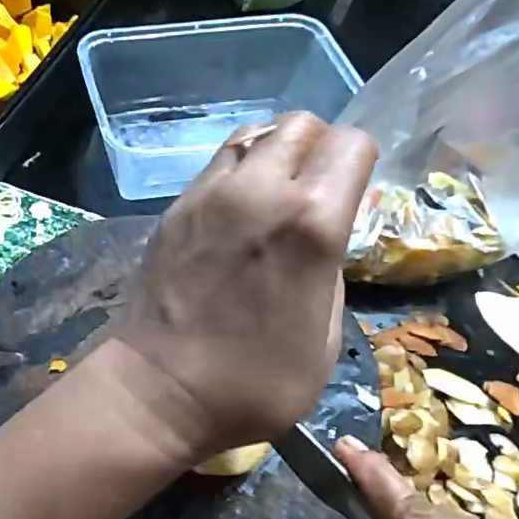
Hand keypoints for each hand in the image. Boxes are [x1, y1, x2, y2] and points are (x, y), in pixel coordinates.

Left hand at [113, 113, 376, 460]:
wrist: (158, 394)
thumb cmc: (254, 386)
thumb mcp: (325, 343)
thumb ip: (331, 274)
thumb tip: (318, 244)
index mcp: (310, 223)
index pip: (351, 143)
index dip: (360, 164)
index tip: (354, 197)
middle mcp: (260, 190)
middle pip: (302, 124)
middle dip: (320, 149)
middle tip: (316, 194)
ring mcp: (209, 193)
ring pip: (256, 133)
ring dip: (277, 155)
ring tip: (276, 199)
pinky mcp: (176, 207)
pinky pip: (220, 164)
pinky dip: (240, 174)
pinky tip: (238, 216)